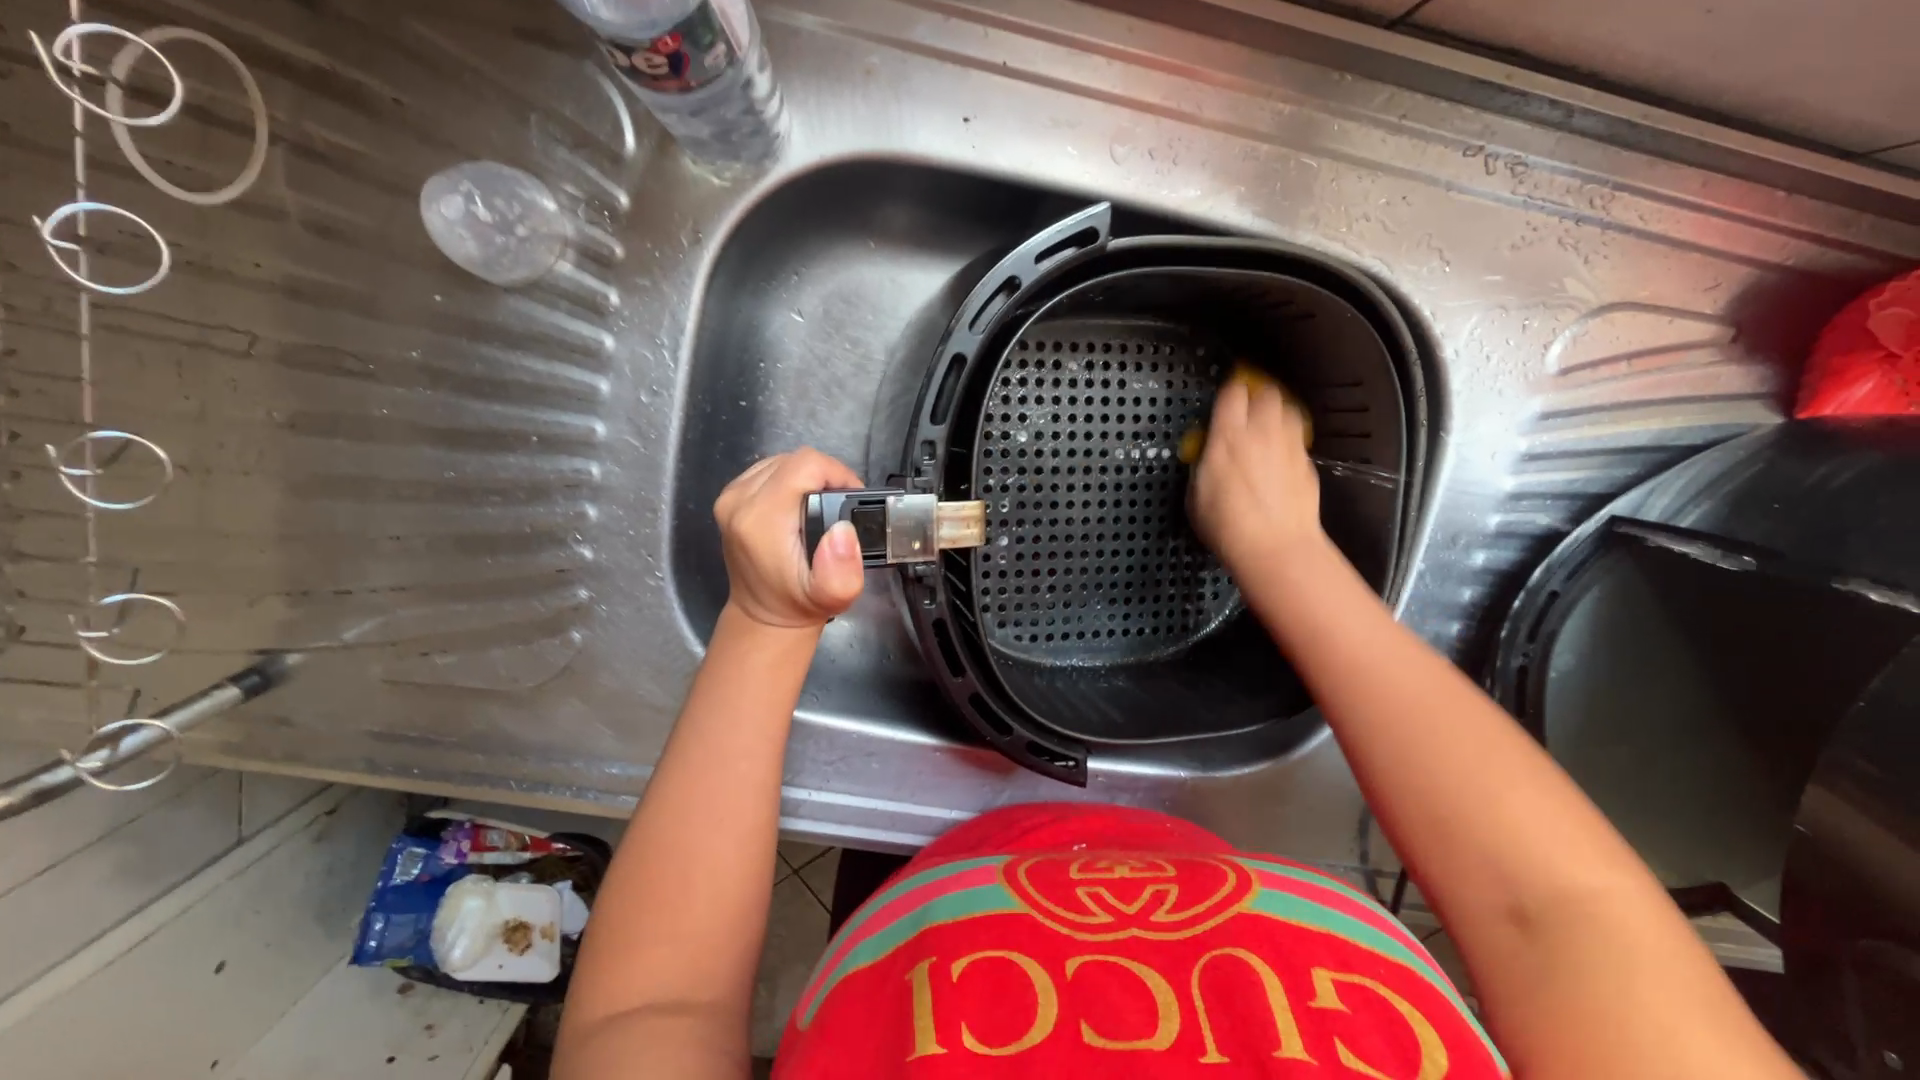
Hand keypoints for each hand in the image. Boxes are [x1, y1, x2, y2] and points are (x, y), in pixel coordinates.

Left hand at [713, 449, 866, 629]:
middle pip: (795, 461)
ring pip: (782, 463)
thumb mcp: (832, 596)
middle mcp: (739, 500)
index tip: (850, 499)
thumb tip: (842, 530)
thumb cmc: (799, 604)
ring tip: (821, 507)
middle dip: (824, 478)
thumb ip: (842, 569)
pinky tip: (800, 506)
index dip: (838, 474)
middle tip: (839, 508)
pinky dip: (790, 483)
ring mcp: (730, 497)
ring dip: (807, 479)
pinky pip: (768, 472)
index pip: (807, 465)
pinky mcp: (730, 497)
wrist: (763, 616)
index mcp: (762, 518)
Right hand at [1189, 377, 1324, 573]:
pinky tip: (1281, 455)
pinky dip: (1289, 438)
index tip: (1225, 398)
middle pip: (1266, 392)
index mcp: (1227, 438)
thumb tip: (1208, 456)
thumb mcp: (1196, 495)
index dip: (1229, 391)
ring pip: (1288, 409)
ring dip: (1277, 412)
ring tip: (1267, 425)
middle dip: (1257, 395)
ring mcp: (1288, 445)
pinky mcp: (1307, 463)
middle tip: (1247, 407)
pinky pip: (1298, 437)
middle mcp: (1261, 433)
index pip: (1232, 393)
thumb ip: (1203, 466)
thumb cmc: (1227, 527)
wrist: (1275, 547)